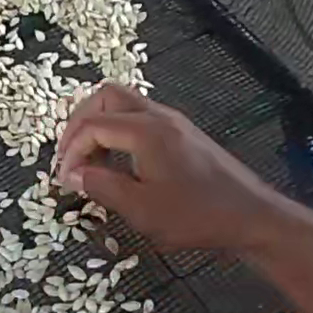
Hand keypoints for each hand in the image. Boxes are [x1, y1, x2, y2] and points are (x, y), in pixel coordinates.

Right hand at [55, 85, 290, 252]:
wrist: (249, 214)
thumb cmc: (195, 215)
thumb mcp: (141, 209)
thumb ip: (102, 187)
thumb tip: (73, 174)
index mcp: (146, 131)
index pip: (92, 126)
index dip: (70, 151)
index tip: (63, 179)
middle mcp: (159, 117)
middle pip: (106, 97)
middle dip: (80, 123)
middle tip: (69, 156)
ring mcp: (173, 123)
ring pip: (124, 104)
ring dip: (100, 126)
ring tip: (89, 160)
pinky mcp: (183, 134)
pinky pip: (140, 118)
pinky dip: (119, 132)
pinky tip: (117, 162)